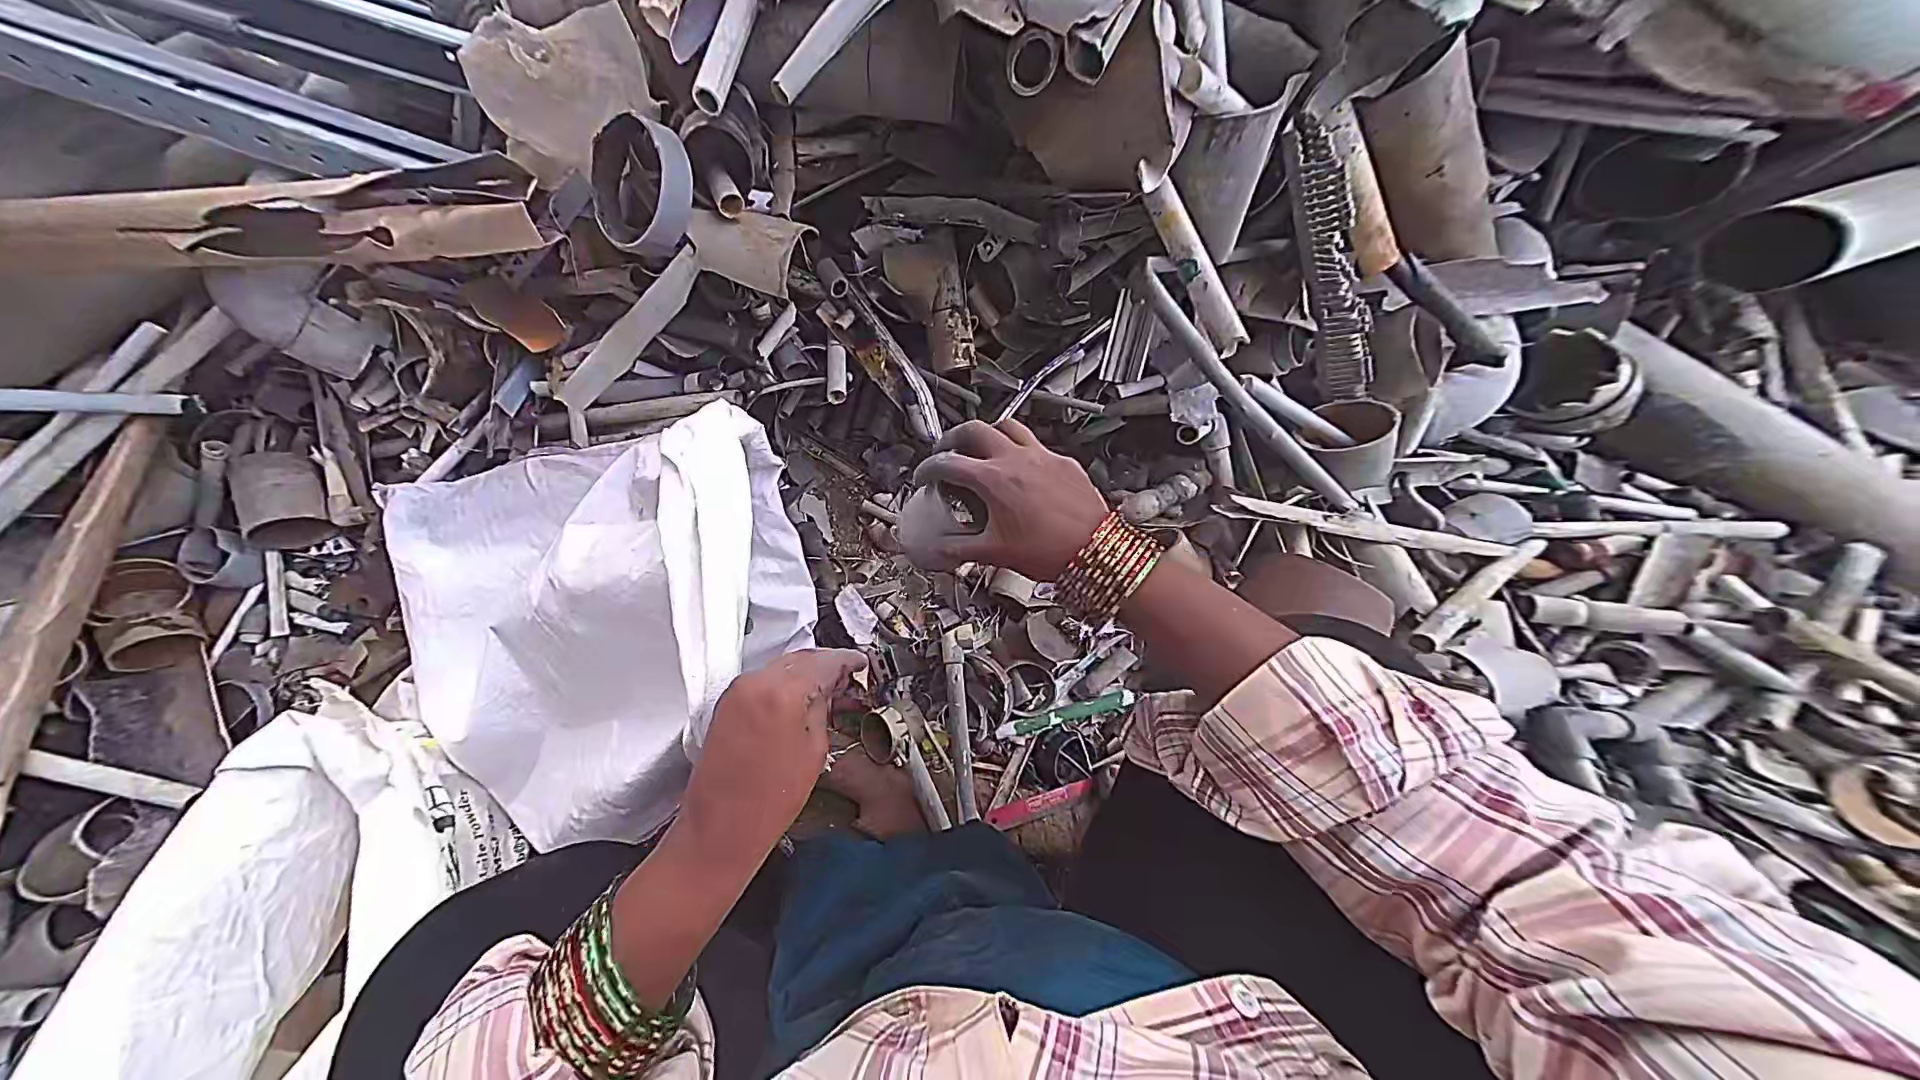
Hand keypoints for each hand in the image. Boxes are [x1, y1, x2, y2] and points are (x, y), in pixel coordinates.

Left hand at [679, 649, 867, 855]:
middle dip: (826, 665)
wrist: (720, 828)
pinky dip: (783, 684)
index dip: (847, 661)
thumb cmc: (765, 802)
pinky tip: (798, 701)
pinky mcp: (726, 704)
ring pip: (781, 667)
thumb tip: (827, 691)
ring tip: (826, 692)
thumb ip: (822, 710)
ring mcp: (736, 692)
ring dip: (804, 674)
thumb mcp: (814, 751)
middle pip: (801, 659)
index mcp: (782, 693)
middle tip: (847, 678)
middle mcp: (755, 684)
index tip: (858, 664)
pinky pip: (763, 681)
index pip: (824, 662)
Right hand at [910, 419, 1110, 578]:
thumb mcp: (996, 553)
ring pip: (1008, 426)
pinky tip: (1020, 466)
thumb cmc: (1052, 551)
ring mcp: (1042, 457)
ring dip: (989, 433)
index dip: (928, 469)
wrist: (1095, 551)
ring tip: (981, 447)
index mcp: (994, 480)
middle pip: (974, 430)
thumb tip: (941, 552)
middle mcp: (1016, 460)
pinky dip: (1020, 449)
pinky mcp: (1063, 462)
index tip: (925, 477)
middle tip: (946, 451)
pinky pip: (1036, 444)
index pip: (948, 463)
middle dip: (954, 438)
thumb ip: (961, 550)